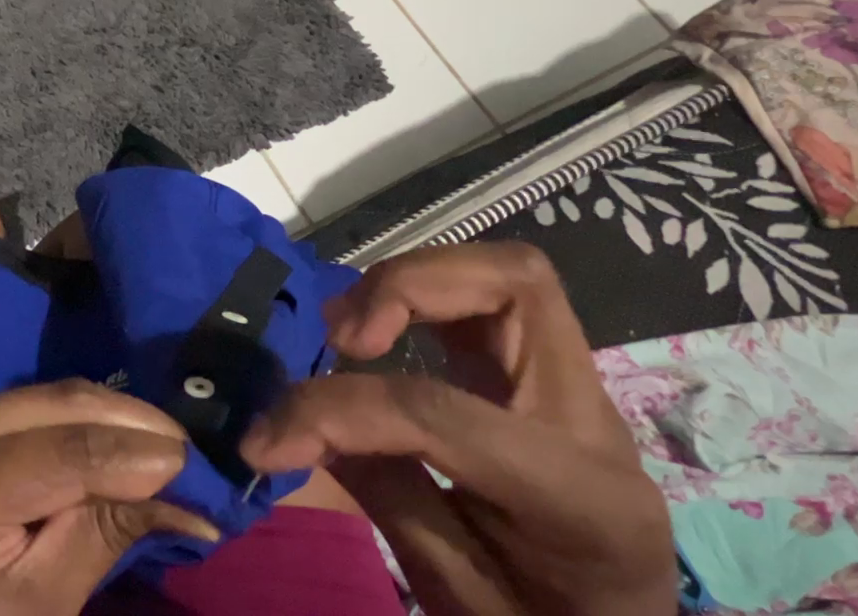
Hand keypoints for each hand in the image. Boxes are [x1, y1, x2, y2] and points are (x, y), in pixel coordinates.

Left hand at [0, 379, 218, 615]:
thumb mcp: (39, 603)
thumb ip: (103, 535)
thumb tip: (188, 498)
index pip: (55, 453)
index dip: (131, 451)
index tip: (193, 464)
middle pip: (50, 406)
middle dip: (128, 420)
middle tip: (192, 450)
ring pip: (42, 397)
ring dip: (108, 414)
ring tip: (165, 443)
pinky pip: (25, 408)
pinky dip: (77, 419)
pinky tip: (118, 436)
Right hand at [240, 242, 671, 615]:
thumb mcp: (455, 590)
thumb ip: (379, 489)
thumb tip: (286, 421)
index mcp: (581, 497)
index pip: (439, 411)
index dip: (336, 411)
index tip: (266, 440)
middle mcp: (591, 421)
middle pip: (512, 284)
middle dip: (404, 287)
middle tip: (340, 338)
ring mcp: (576, 388)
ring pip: (502, 273)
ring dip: (409, 283)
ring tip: (347, 332)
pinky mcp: (545, 375)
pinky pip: (488, 300)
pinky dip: (420, 298)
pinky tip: (376, 333)